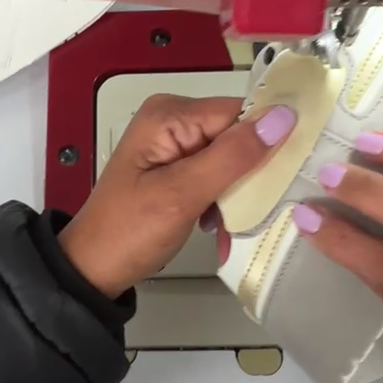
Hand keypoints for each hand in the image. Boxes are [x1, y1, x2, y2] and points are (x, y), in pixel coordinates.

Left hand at [60, 95, 296, 296]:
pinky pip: (217, 176)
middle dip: (251, 176)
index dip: (268, 142)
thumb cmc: (129, 232)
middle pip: (238, 136)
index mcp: (170, 114)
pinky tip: (217, 228)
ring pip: (232, 160)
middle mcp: (173, 120)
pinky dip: (222, 202)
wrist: (92, 269)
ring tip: (229, 227)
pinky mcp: (177, 169)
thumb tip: (284, 117)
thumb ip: (233, 156)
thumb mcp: (182, 194)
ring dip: (238, 196)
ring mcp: (174, 145)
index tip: (290, 176)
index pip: (240, 113)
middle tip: (255, 212)